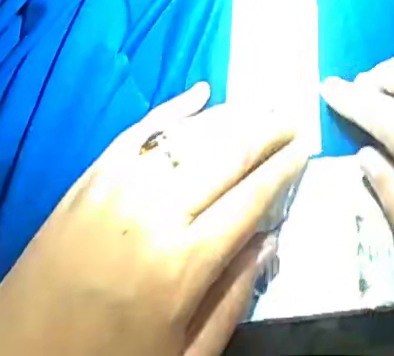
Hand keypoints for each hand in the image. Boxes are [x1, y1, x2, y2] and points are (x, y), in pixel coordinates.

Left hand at [0, 82, 306, 355]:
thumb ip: (233, 300)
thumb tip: (272, 239)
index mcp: (182, 265)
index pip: (253, 196)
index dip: (285, 168)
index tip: (306, 148)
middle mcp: (155, 215)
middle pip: (230, 154)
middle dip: (269, 131)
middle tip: (293, 117)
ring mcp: (117, 190)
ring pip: (192, 135)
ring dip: (233, 115)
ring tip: (261, 106)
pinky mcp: (87, 181)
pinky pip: (140, 132)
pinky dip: (174, 109)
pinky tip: (201, 93)